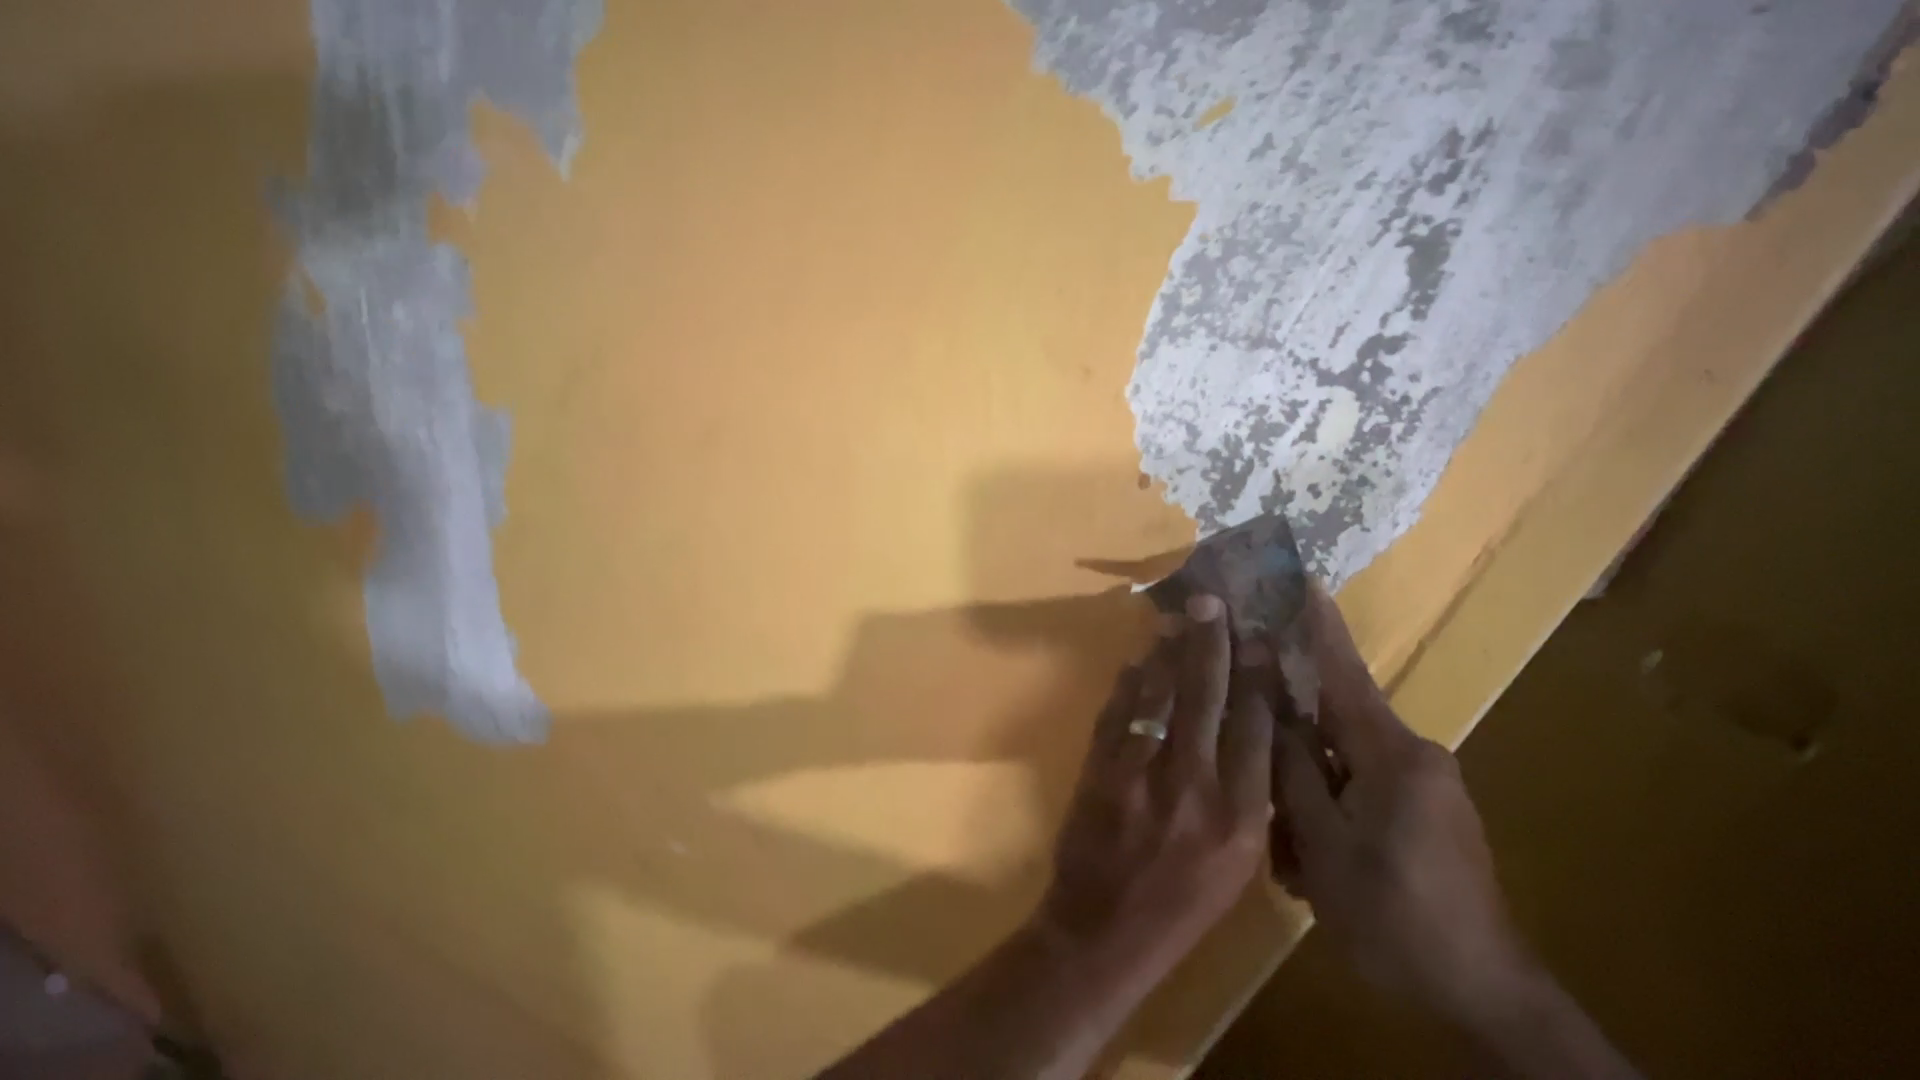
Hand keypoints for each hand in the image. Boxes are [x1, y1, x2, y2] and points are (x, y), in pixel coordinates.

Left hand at [1034, 593, 1273, 979]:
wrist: (1106, 929)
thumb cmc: (1185, 904)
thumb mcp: (1240, 862)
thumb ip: (1249, 796)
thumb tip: (1250, 729)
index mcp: (1242, 816)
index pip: (1256, 728)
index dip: (1256, 676)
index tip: (1258, 637)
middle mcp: (1195, 787)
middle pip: (1207, 698)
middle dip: (1212, 644)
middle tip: (1214, 603)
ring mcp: (1140, 776)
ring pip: (1159, 696)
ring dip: (1169, 652)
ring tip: (1179, 618)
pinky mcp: (1099, 771)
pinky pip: (1117, 712)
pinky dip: (1129, 683)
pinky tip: (1139, 660)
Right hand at [1271, 587, 1534, 1024]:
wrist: (1480, 991)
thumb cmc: (1393, 913)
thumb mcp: (1324, 844)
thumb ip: (1294, 771)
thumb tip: (1272, 711)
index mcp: (1393, 754)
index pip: (1345, 674)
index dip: (1319, 628)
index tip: (1302, 579)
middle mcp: (1415, 758)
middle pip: (1337, 727)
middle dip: (1292, 749)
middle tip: (1257, 783)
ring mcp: (1428, 791)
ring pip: (1347, 769)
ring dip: (1310, 799)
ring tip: (1290, 858)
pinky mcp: (1430, 820)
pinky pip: (1366, 798)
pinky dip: (1333, 819)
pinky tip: (1316, 869)